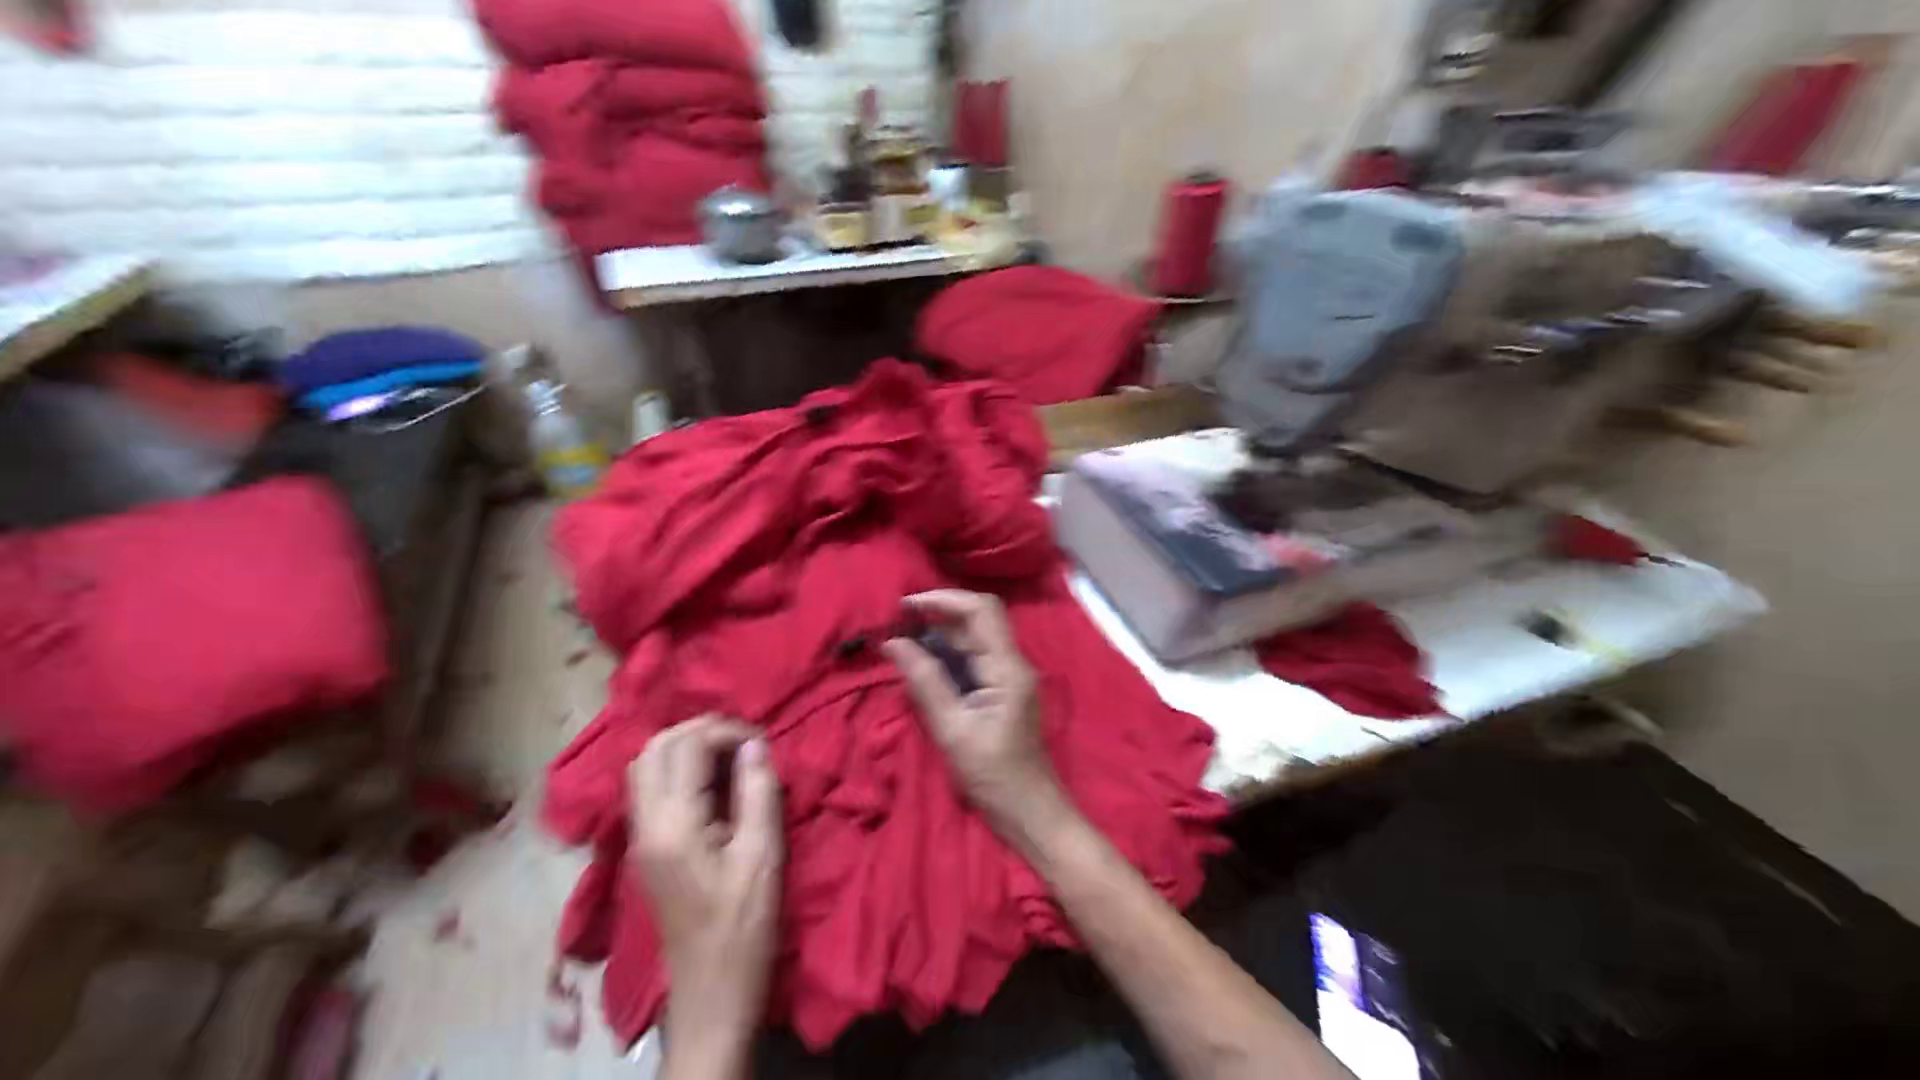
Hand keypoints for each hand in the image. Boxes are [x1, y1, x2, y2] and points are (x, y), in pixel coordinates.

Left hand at [629, 716, 781, 1068]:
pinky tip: (712, 782)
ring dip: (686, 747)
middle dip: (700, 730)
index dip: (727, 732)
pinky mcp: (647, 849)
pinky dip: (678, 768)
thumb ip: (758, 793)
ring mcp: (640, 838)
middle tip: (743, 742)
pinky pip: (651, 788)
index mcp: (672, 826)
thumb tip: (755, 744)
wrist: (711, 994)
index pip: (688, 747)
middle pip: (655, 748)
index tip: (763, 745)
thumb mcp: (762, 857)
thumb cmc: (744, 927)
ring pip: (646, 765)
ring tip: (728, 755)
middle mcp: (645, 825)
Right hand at [882, 590, 1070, 838]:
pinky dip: (947, 657)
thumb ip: (925, 681)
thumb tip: (894, 643)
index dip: (943, 599)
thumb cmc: (994, 777)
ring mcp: (1009, 677)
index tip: (905, 606)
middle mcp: (1013, 663)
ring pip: (973, 640)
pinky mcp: (1002, 691)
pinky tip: (922, 667)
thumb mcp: (952, 730)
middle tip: (897, 626)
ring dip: (938, 636)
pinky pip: (973, 661)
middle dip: (936, 616)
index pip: (980, 610)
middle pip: (976, 621)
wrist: (1031, 813)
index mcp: (1008, 668)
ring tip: (902, 645)